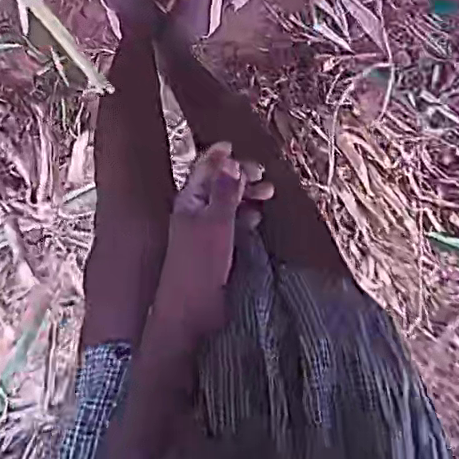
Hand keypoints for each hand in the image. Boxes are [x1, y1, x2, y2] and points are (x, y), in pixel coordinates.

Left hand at [153, 142, 270, 339]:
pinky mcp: (213, 248)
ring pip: (226, 203)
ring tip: (268, 194)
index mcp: (189, 200)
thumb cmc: (200, 265)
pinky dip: (244, 216)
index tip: (234, 146)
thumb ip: (224, 192)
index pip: (205, 169)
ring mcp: (203, 231)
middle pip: (218, 184)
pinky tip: (256, 218)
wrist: (190, 313)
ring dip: (246, 195)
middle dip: (240, 176)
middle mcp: (194, 211)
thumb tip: (230, 162)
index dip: (219, 156)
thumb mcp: (216, 223)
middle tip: (263, 176)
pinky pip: (230, 223)